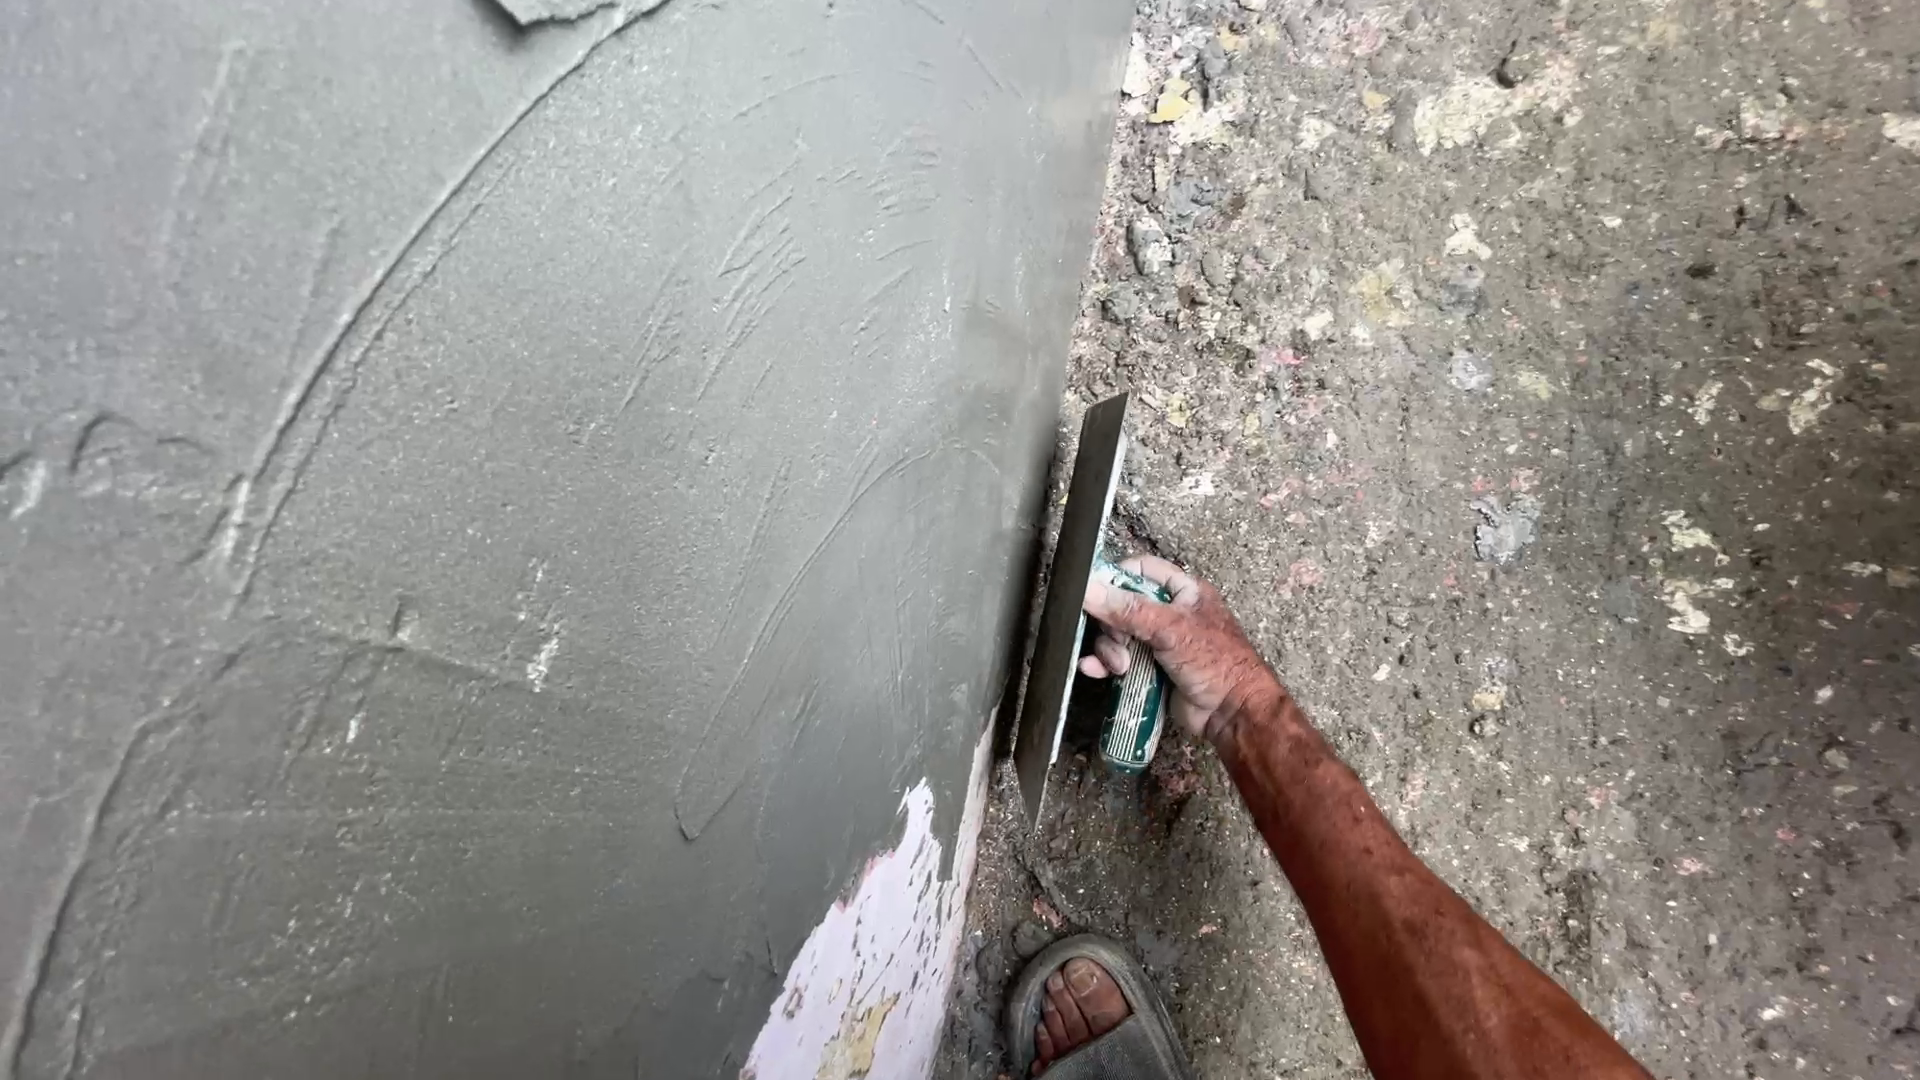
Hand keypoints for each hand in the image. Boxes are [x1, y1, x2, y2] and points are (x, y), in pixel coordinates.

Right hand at [1080, 555, 1281, 742]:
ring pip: (1115, 633)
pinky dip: (1104, 663)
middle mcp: (1168, 611)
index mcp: (1182, 590)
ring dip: (1109, 649)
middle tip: (1119, 642)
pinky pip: (1116, 658)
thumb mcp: (1170, 630)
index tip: (1097, 597)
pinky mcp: (1148, 666)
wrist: (1232, 714)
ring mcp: (1157, 641)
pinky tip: (1094, 670)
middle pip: (1120, 604)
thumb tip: (1088, 588)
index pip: (1139, 570)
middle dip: (1111, 625)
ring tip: (1120, 667)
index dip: (1115, 580)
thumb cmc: (1215, 664)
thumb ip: (1128, 609)